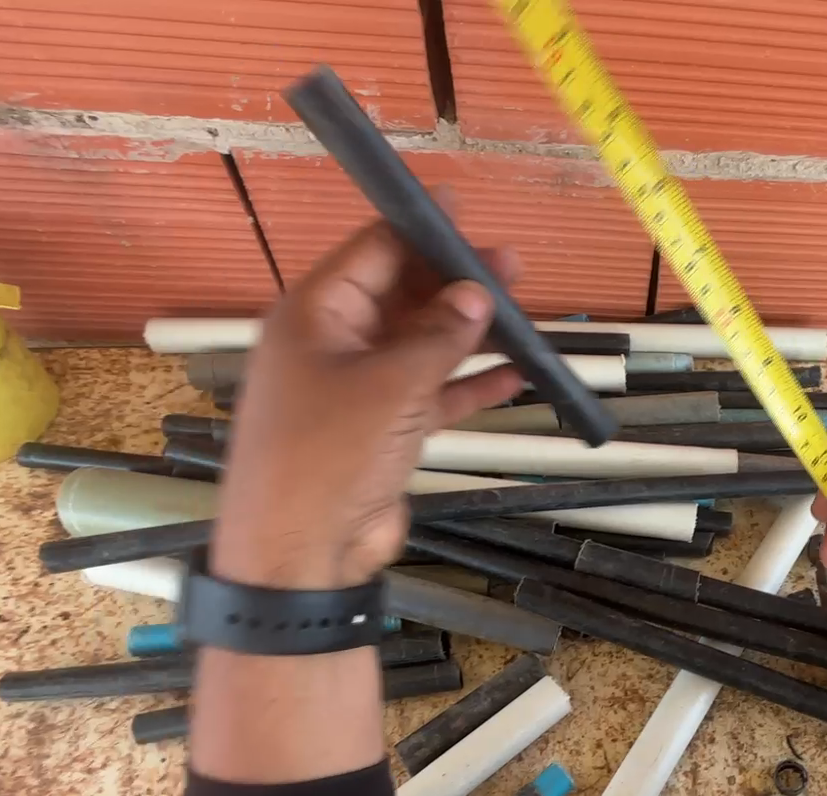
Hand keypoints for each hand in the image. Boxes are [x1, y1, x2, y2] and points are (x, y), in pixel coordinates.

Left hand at [211, 216, 524, 588]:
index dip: (420, 231)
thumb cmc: (332, 454)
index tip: (465, 215)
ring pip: (422, 348)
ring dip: (469, 336)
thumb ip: (437, 336)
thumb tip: (476, 294)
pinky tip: (513, 377)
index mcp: (316, 315)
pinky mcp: (384, 431)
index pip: (373, 253)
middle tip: (512, 269)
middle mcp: (335, 344)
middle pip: (403, 298)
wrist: (304, 550)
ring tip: (522, 318)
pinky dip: (468, 387)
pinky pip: (431, 396)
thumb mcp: (390, 385)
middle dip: (455, 285)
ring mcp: (360, 390)